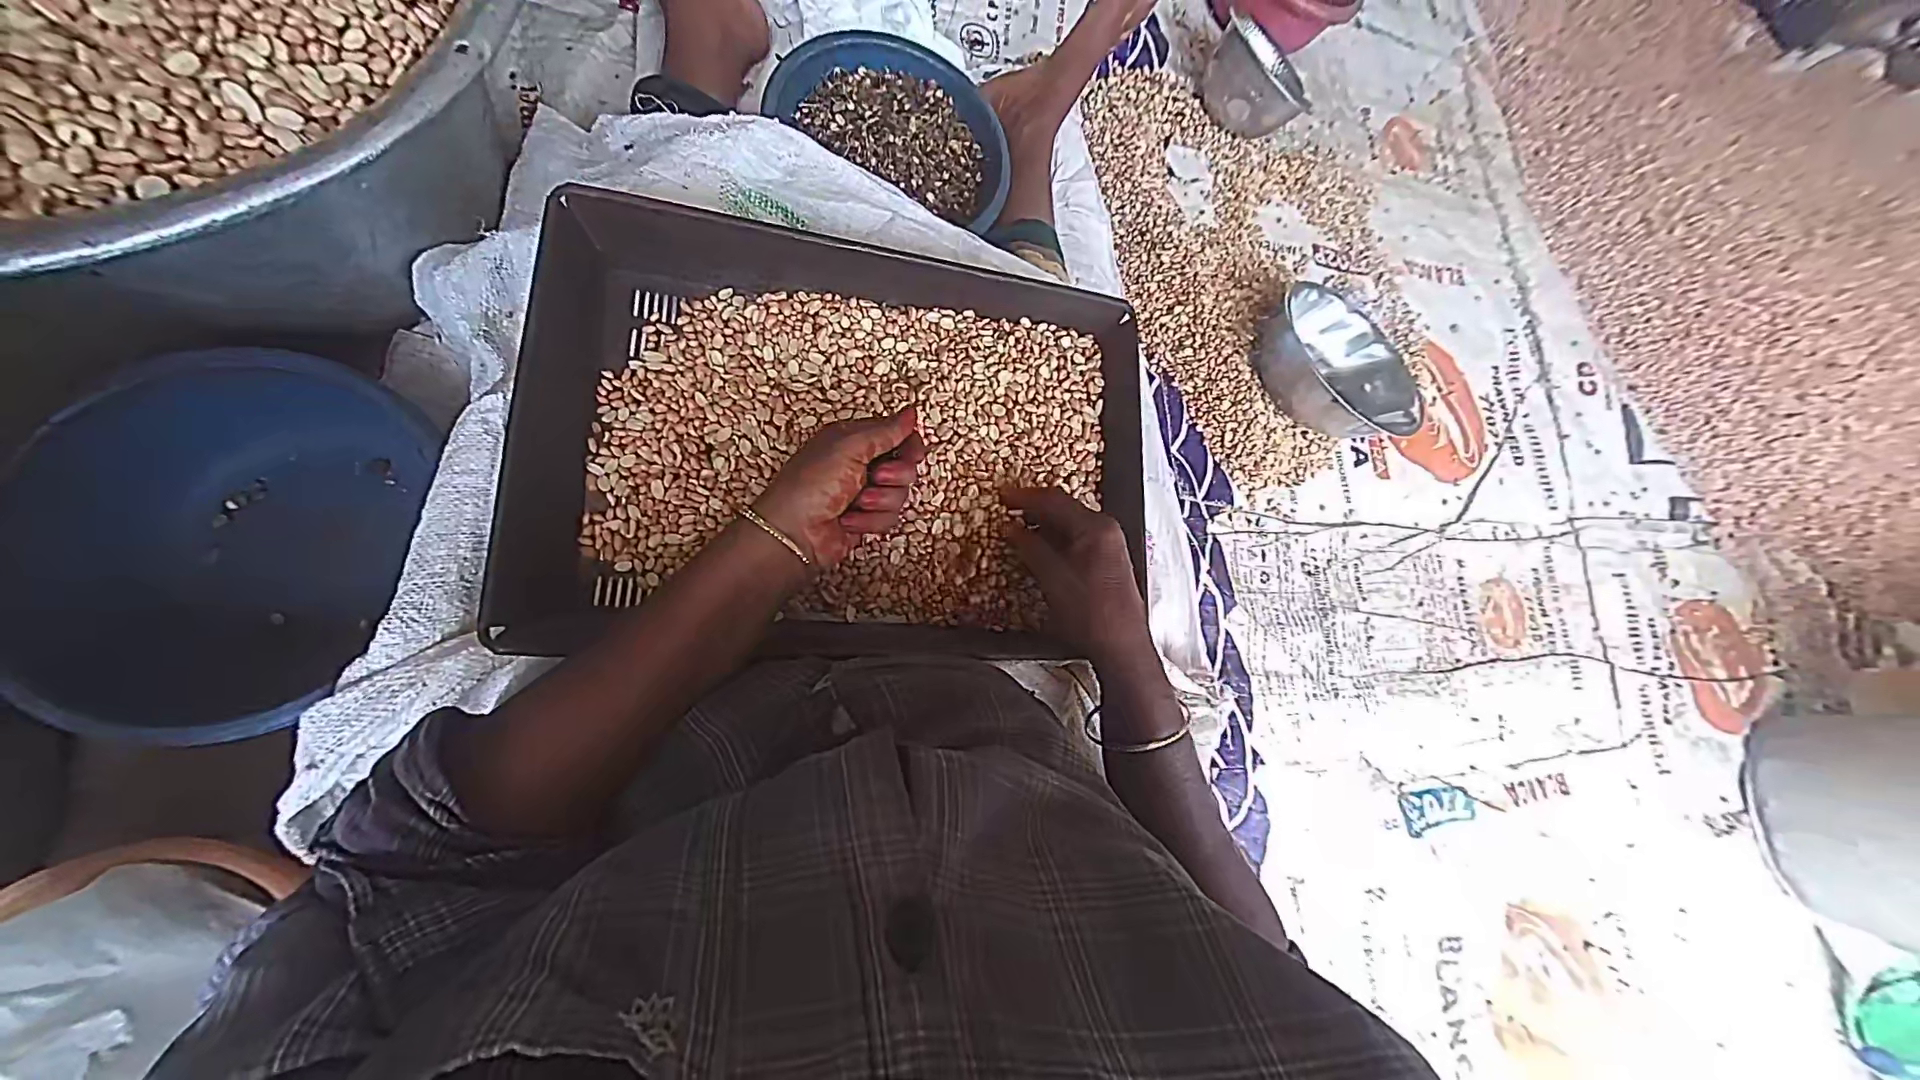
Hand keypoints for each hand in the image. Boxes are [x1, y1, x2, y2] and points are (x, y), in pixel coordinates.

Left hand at [754, 407, 925, 567]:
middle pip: (904, 467)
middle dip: (895, 475)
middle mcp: (860, 465)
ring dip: (881, 501)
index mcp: (853, 440)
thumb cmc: (809, 486)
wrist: (794, 533)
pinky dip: (871, 521)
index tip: (913, 453)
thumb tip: (910, 414)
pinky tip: (848, 521)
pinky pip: (889, 518)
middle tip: (877, 477)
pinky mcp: (865, 519)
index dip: (908, 444)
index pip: (896, 435)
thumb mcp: (849, 447)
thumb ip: (885, 431)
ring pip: (899, 495)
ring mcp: (863, 493)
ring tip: (857, 503)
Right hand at [1002, 486, 1152, 665]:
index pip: (1054, 500)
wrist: (1121, 646)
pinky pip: (1078, 537)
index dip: (1024, 496)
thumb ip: (1031, 548)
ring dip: (1044, 523)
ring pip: (1071, 523)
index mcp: (1095, 528)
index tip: (1002, 495)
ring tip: (1018, 526)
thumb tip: (1012, 529)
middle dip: (1034, 507)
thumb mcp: (1053, 579)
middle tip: (1007, 507)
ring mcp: (1109, 544)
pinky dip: (1057, 537)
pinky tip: (1040, 546)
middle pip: (1065, 508)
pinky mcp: (1108, 559)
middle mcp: (1106, 530)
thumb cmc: (1090, 614)